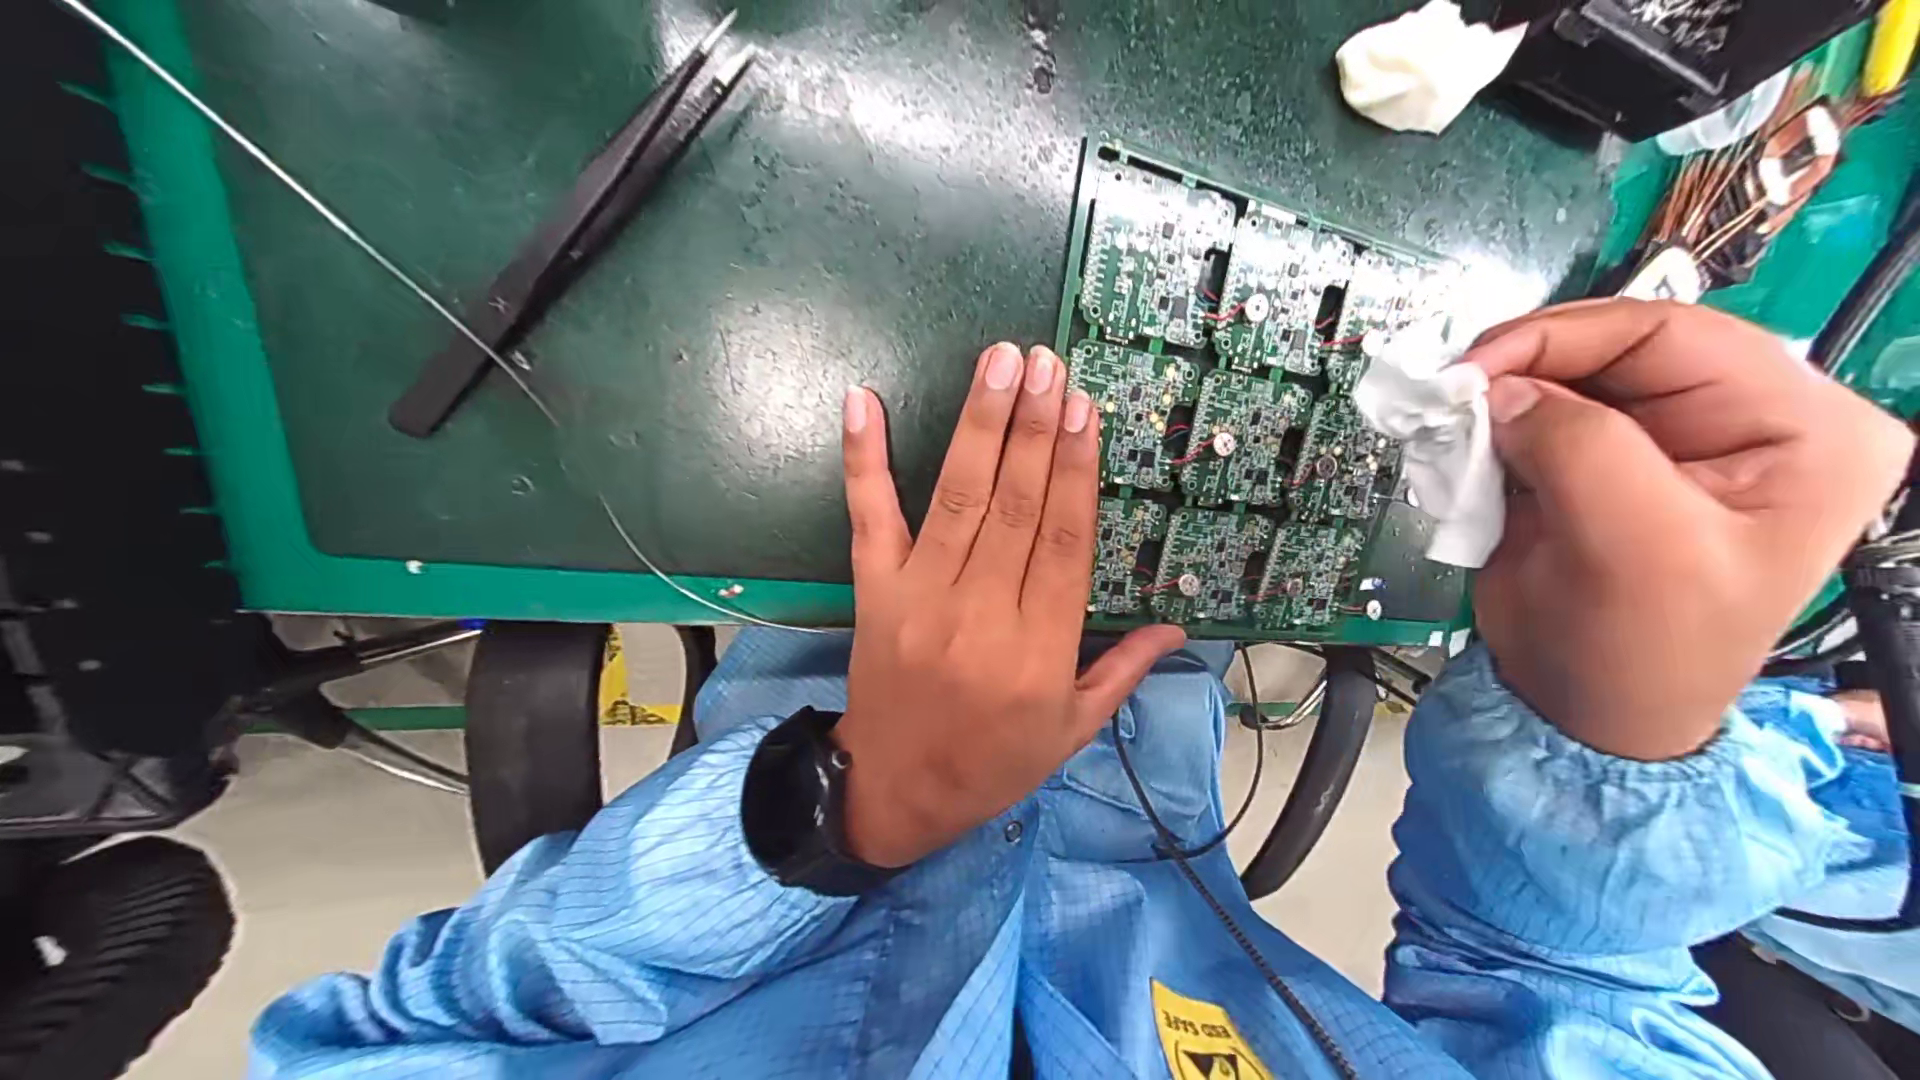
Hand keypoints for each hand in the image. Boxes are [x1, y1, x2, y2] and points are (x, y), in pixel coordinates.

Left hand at [832, 343, 1185, 865]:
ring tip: (1000, 364)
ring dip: (980, 425)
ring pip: (958, 499)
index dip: (1077, 471)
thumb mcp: (1071, 731)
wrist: (895, 791)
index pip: (1066, 542)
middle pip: (1017, 507)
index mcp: (1039, 650)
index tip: (1084, 409)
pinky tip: (862, 402)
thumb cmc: (992, 763)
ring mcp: (920, 597)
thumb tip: (1176, 626)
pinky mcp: (873, 591)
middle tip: (1047, 363)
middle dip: (1035, 429)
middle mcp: (981, 613)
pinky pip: (868, 517)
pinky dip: (863, 458)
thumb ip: (1122, 672)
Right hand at [1465, 300, 1911, 760]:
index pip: (1672, 336)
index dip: (1564, 337)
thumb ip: (1580, 450)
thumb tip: (1497, 391)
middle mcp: (1725, 423)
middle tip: (1448, 397)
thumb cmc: (1639, 643)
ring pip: (1556, 387)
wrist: (1580, 701)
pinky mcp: (1582, 470)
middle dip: (1521, 370)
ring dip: (1492, 405)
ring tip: (1447, 431)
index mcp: (1792, 428)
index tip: (1472, 369)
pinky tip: (1457, 456)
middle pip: (1609, 355)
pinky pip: (1524, 427)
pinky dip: (1480, 436)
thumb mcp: (1634, 546)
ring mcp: (1646, 447)